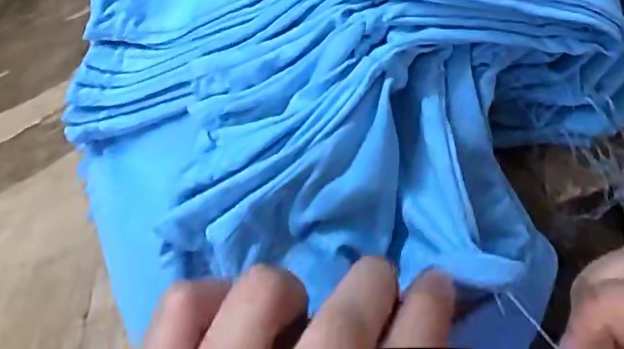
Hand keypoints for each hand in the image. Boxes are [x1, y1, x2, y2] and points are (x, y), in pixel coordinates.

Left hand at [146, 257, 455, 348]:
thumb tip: (406, 345)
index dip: (428, 315)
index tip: (438, 286)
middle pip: (347, 322)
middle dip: (374, 285)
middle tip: (380, 281)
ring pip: (265, 291)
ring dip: (291, 295)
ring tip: (295, 317)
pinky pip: (185, 302)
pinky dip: (211, 299)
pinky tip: (225, 322)